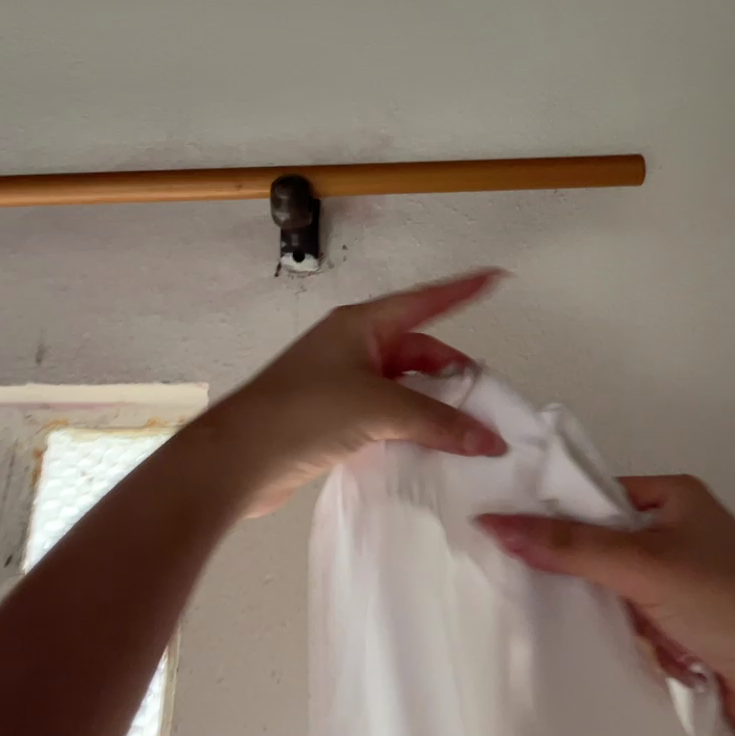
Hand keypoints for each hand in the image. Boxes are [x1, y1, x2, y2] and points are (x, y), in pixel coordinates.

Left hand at [194, 270, 509, 516]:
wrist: (239, 458)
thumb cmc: (307, 412)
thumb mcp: (379, 408)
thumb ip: (437, 422)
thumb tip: (488, 441)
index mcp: (361, 325)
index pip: (423, 302)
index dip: (461, 290)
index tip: (495, 277)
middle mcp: (353, 346)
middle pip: (416, 349)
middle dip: (451, 370)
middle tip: (485, 396)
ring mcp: (341, 381)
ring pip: (402, 384)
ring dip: (432, 402)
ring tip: (467, 426)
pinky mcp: (333, 416)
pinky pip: (385, 412)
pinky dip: (410, 424)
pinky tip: (430, 446)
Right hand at [477, 477, 734, 735]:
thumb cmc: (733, 606)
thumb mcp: (642, 564)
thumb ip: (568, 545)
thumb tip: (498, 523)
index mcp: (674, 495)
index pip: (596, 491)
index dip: (556, 508)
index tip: (509, 524)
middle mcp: (678, 529)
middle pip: (601, 537)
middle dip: (581, 563)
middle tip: (531, 571)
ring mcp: (682, 576)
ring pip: (612, 579)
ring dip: (605, 602)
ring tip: (586, 611)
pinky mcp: (683, 619)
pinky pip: (629, 612)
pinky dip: (623, 627)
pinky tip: (619, 638)